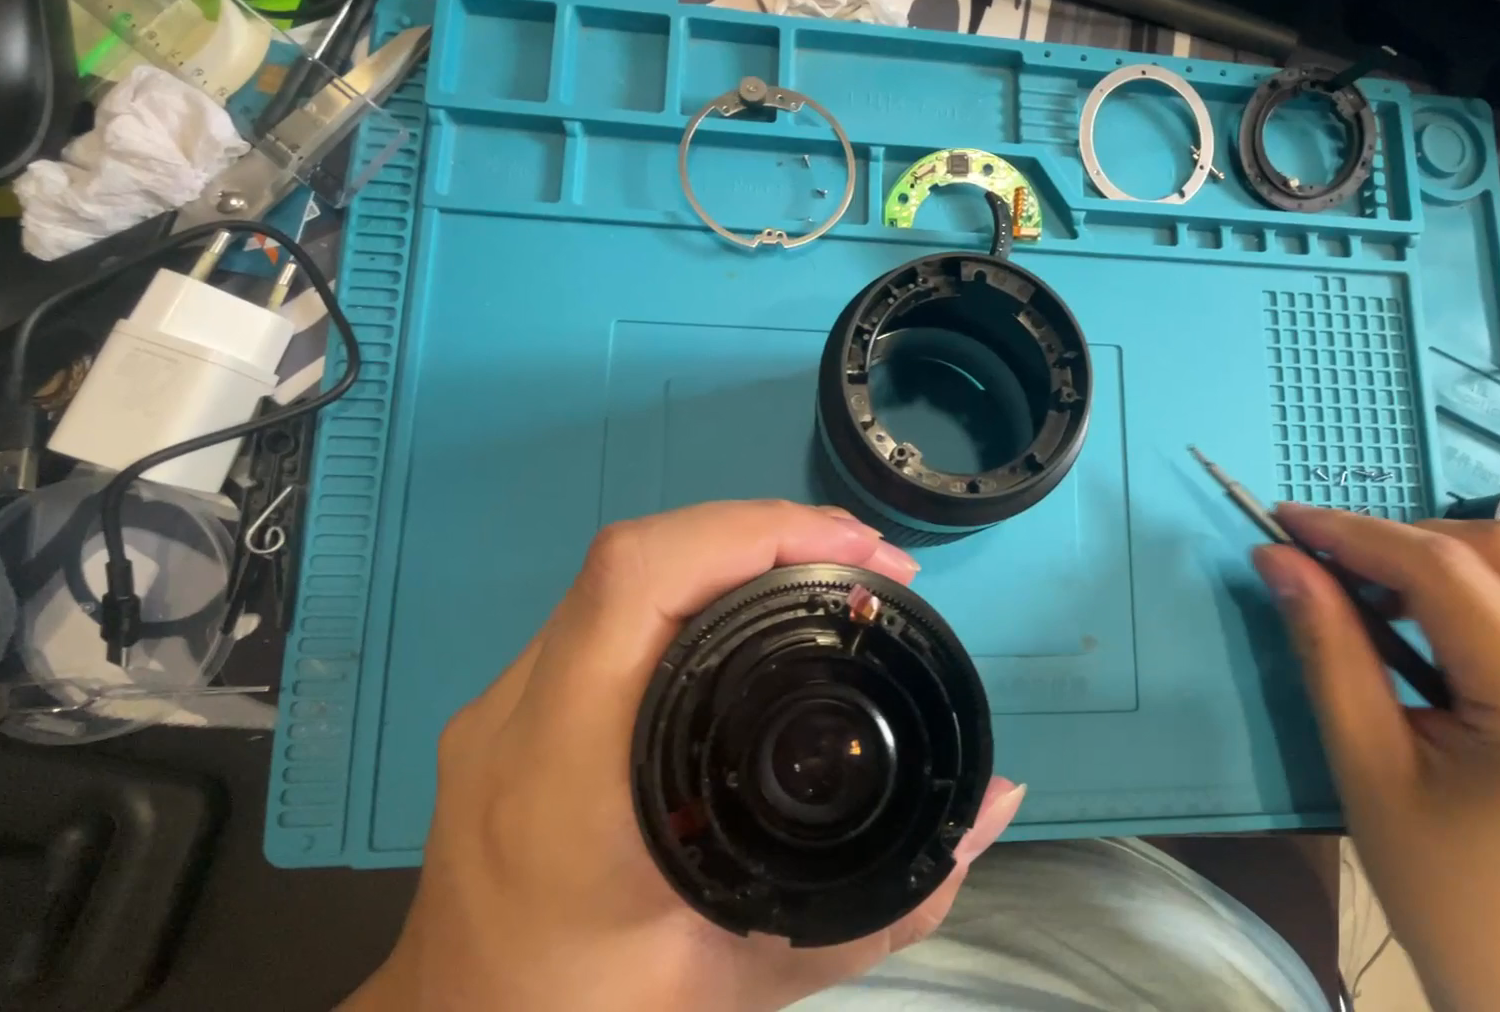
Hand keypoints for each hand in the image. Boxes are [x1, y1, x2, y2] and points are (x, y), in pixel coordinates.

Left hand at [344, 501, 1024, 1011]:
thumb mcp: (752, 981)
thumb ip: (887, 906)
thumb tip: (993, 805)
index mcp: (565, 768)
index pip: (641, 581)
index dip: (753, 532)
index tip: (859, 552)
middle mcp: (522, 710)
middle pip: (638, 555)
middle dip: (767, 532)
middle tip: (868, 564)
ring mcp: (507, 698)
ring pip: (624, 572)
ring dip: (735, 551)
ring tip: (829, 576)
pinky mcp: (517, 703)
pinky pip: (614, 606)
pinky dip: (698, 586)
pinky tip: (756, 618)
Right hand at [1253, 506, 1499, 1011]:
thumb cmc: (1440, 883)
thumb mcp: (1365, 762)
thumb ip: (1327, 646)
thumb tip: (1279, 559)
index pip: (1451, 575)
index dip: (1359, 535)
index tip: (1287, 521)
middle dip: (1404, 539)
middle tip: (1328, 561)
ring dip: (1446, 557)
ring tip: (1373, 586)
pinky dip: (1485, 588)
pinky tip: (1434, 618)